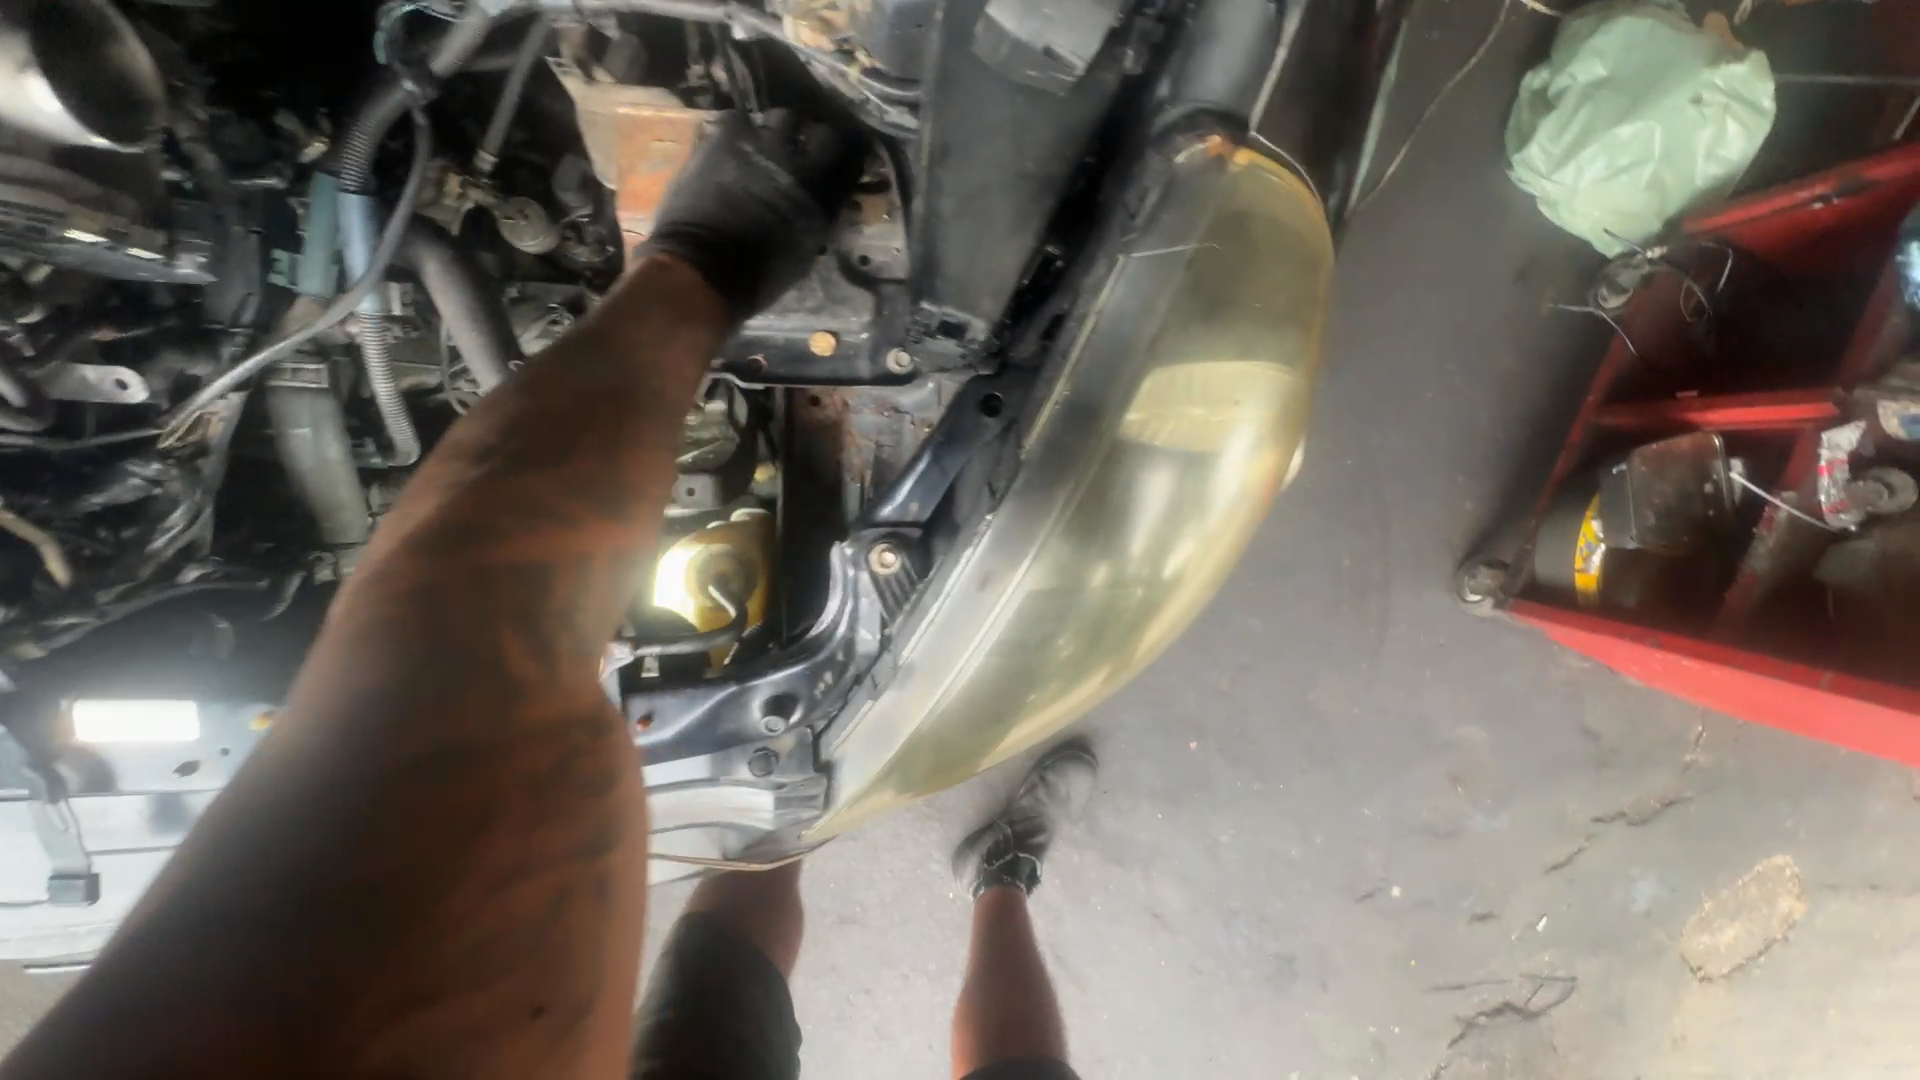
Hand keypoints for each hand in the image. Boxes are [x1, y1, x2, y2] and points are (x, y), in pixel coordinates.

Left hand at [637, 109, 866, 322]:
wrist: (703, 268)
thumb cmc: (757, 276)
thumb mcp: (803, 252)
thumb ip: (817, 217)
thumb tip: (821, 200)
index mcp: (821, 195)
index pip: (850, 157)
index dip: (848, 154)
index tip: (842, 159)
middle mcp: (798, 163)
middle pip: (821, 129)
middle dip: (816, 138)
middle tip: (805, 148)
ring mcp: (760, 145)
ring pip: (782, 117)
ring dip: (779, 129)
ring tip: (768, 144)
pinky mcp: (723, 138)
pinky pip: (739, 119)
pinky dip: (741, 130)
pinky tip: (735, 145)